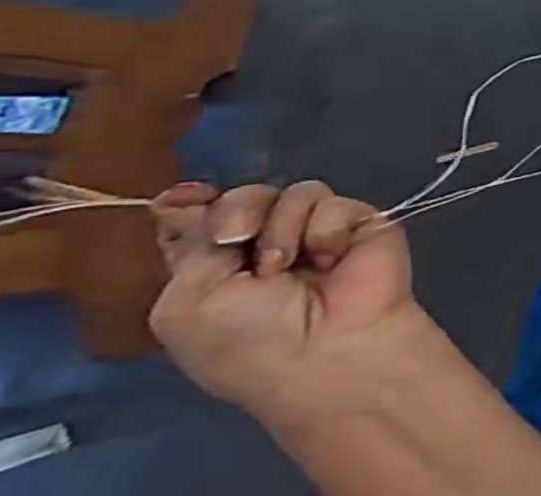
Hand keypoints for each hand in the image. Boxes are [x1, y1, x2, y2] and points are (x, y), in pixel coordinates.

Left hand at [150, 180, 428, 428]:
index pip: (199, 218)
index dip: (190, 202)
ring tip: (288, 264)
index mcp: (214, 268)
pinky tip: (330, 259)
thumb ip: (189, 243)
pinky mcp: (357, 222)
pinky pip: (334, 202)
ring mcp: (313, 231)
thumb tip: (184, 197)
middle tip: (239, 238)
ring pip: (294, 192)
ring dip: (283, 227)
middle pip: (245, 196)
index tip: (184, 196)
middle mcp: (263, 245)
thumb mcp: (186, 304)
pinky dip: (326, 229)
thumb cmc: (247, 341)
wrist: (329, 347)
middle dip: (238, 209)